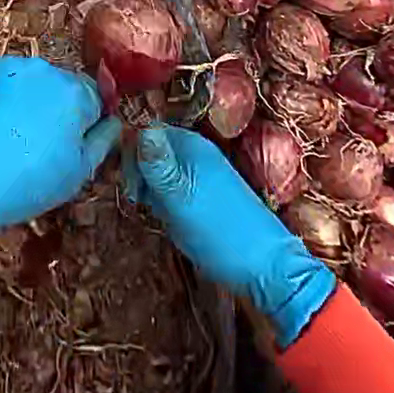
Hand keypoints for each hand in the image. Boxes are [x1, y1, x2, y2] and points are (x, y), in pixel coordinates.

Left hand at [0, 55, 121, 262]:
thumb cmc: (24, 182)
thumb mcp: (77, 174)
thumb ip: (104, 141)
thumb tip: (113, 122)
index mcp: (77, 94)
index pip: (96, 98)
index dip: (85, 122)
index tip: (68, 142)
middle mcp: (50, 70)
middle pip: (65, 86)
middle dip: (58, 107)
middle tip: (39, 141)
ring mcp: (16, 66)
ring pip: (36, 81)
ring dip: (32, 98)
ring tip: (13, 131)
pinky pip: (8, 78)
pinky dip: (5, 94)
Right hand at [130, 124, 335, 346]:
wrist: (265, 266)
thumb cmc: (220, 231)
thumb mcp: (180, 198)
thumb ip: (158, 165)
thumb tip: (139, 126)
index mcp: (191, 144)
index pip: (147, 130)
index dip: (131, 152)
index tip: (128, 182)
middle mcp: (196, 153)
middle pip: (151, 150)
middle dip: (138, 172)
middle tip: (138, 200)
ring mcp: (200, 174)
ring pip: (160, 171)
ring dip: (149, 189)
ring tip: (153, 211)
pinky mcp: (202, 196)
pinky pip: (172, 188)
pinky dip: (163, 201)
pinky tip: (165, 218)